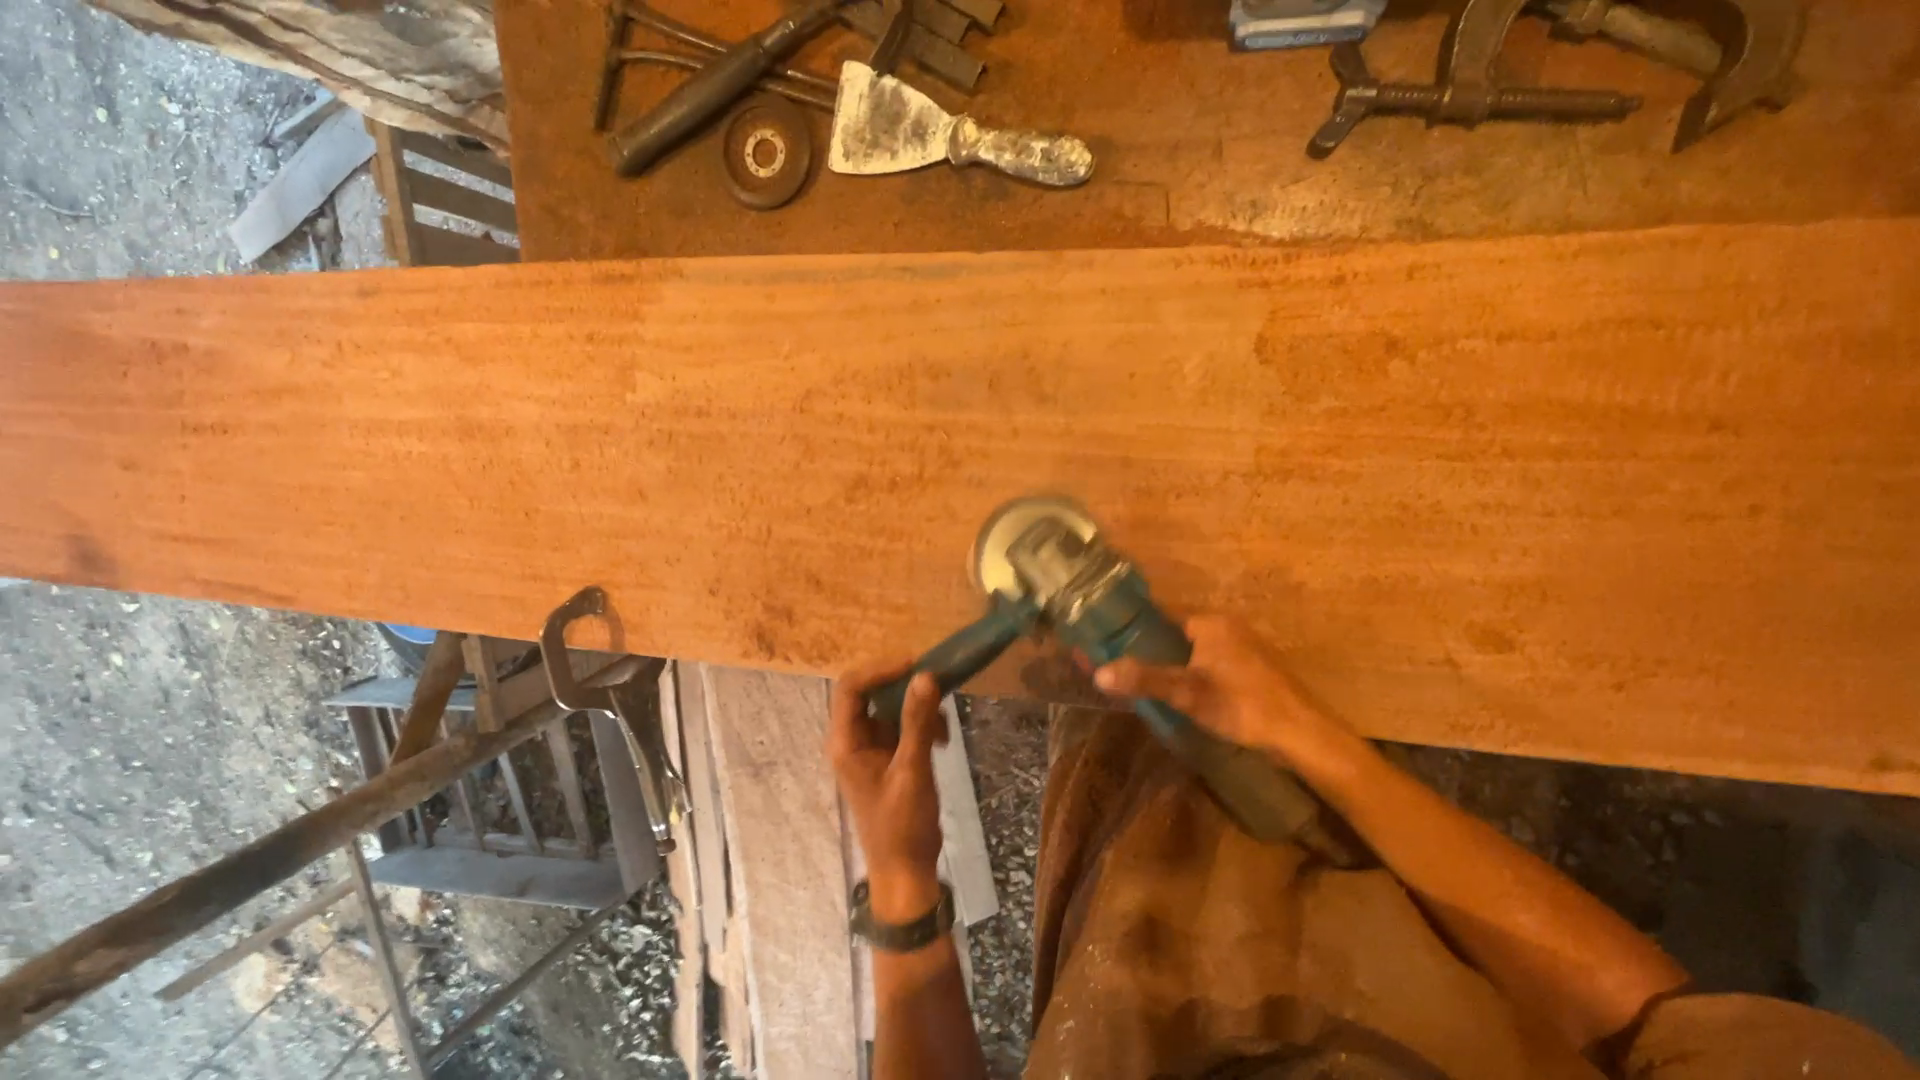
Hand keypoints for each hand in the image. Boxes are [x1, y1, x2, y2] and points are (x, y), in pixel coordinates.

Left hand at [828, 659, 946, 920]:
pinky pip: (901, 726)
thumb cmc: (902, 826)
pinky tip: (942, 739)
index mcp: (844, 743)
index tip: (914, 663)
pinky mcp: (889, 758)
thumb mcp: (913, 771)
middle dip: (901, 685)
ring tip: (943, 723)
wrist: (906, 871)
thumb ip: (917, 723)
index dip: (878, 669)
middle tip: (935, 681)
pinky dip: (921, 724)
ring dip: (916, 707)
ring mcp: (870, 749)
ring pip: (888, 708)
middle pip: (868, 693)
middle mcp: (852, 741)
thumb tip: (926, 676)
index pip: (849, 688)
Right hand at [1093, 614, 1354, 769]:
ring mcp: (1242, 646)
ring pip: (1193, 647)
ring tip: (1140, 678)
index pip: (1160, 611)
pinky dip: (1190, 670)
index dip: (1131, 623)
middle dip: (1147, 644)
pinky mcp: (1252, 668)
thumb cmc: (1242, 705)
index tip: (1104, 636)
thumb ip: (1144, 680)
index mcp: (1210, 622)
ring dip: (1169, 659)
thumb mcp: (1187, 693)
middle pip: (1175, 629)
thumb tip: (1098, 672)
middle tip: (1117, 661)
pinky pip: (1209, 661)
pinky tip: (1179, 691)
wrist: (1301, 733)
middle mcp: (1226, 625)